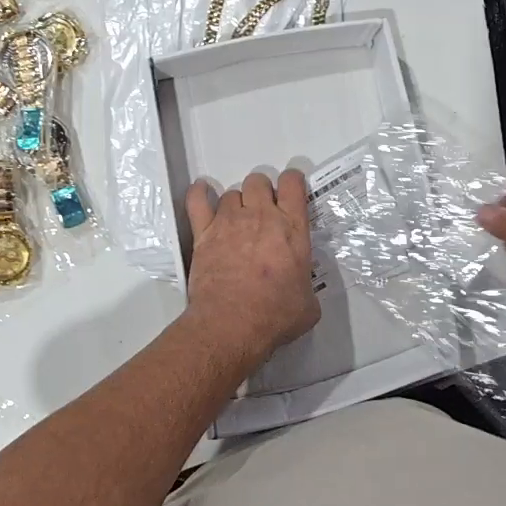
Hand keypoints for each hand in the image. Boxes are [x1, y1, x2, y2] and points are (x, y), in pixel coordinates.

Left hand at [183, 170, 318, 361]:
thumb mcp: (308, 304)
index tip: (290, 190)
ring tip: (237, 222)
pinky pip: (197, 201)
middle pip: (258, 182)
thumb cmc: (275, 315)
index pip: (292, 184)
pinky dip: (198, 194)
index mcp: (292, 229)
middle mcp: (261, 216)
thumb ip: (306, 286)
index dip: (291, 181)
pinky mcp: (204, 233)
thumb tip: (300, 290)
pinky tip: (202, 193)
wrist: (232, 324)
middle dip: (261, 192)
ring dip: (236, 203)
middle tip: (262, 212)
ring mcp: (230, 222)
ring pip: (231, 194)